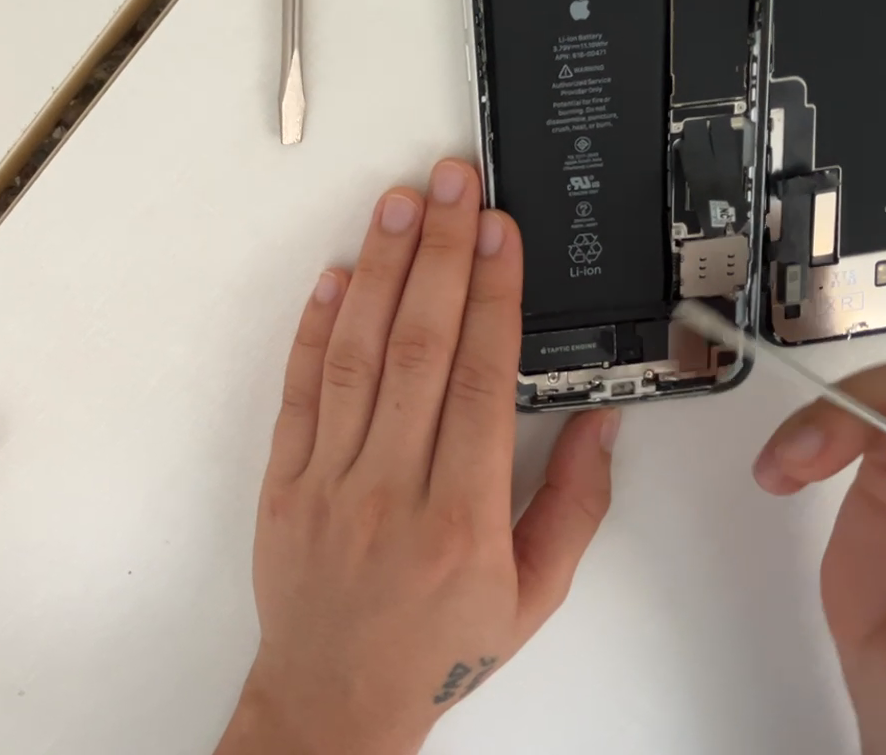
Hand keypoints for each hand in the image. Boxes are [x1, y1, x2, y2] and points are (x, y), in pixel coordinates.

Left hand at [216, 161, 619, 754]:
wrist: (334, 698)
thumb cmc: (437, 650)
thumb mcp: (532, 597)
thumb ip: (575, 507)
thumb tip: (600, 425)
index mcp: (463, 518)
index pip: (482, 380)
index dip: (494, 295)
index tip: (501, 234)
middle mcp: (393, 485)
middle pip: (419, 346)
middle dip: (440, 252)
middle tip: (451, 185)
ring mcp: (329, 476)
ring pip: (356, 352)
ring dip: (379, 268)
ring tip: (398, 205)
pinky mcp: (284, 475)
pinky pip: (299, 388)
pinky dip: (315, 325)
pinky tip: (336, 275)